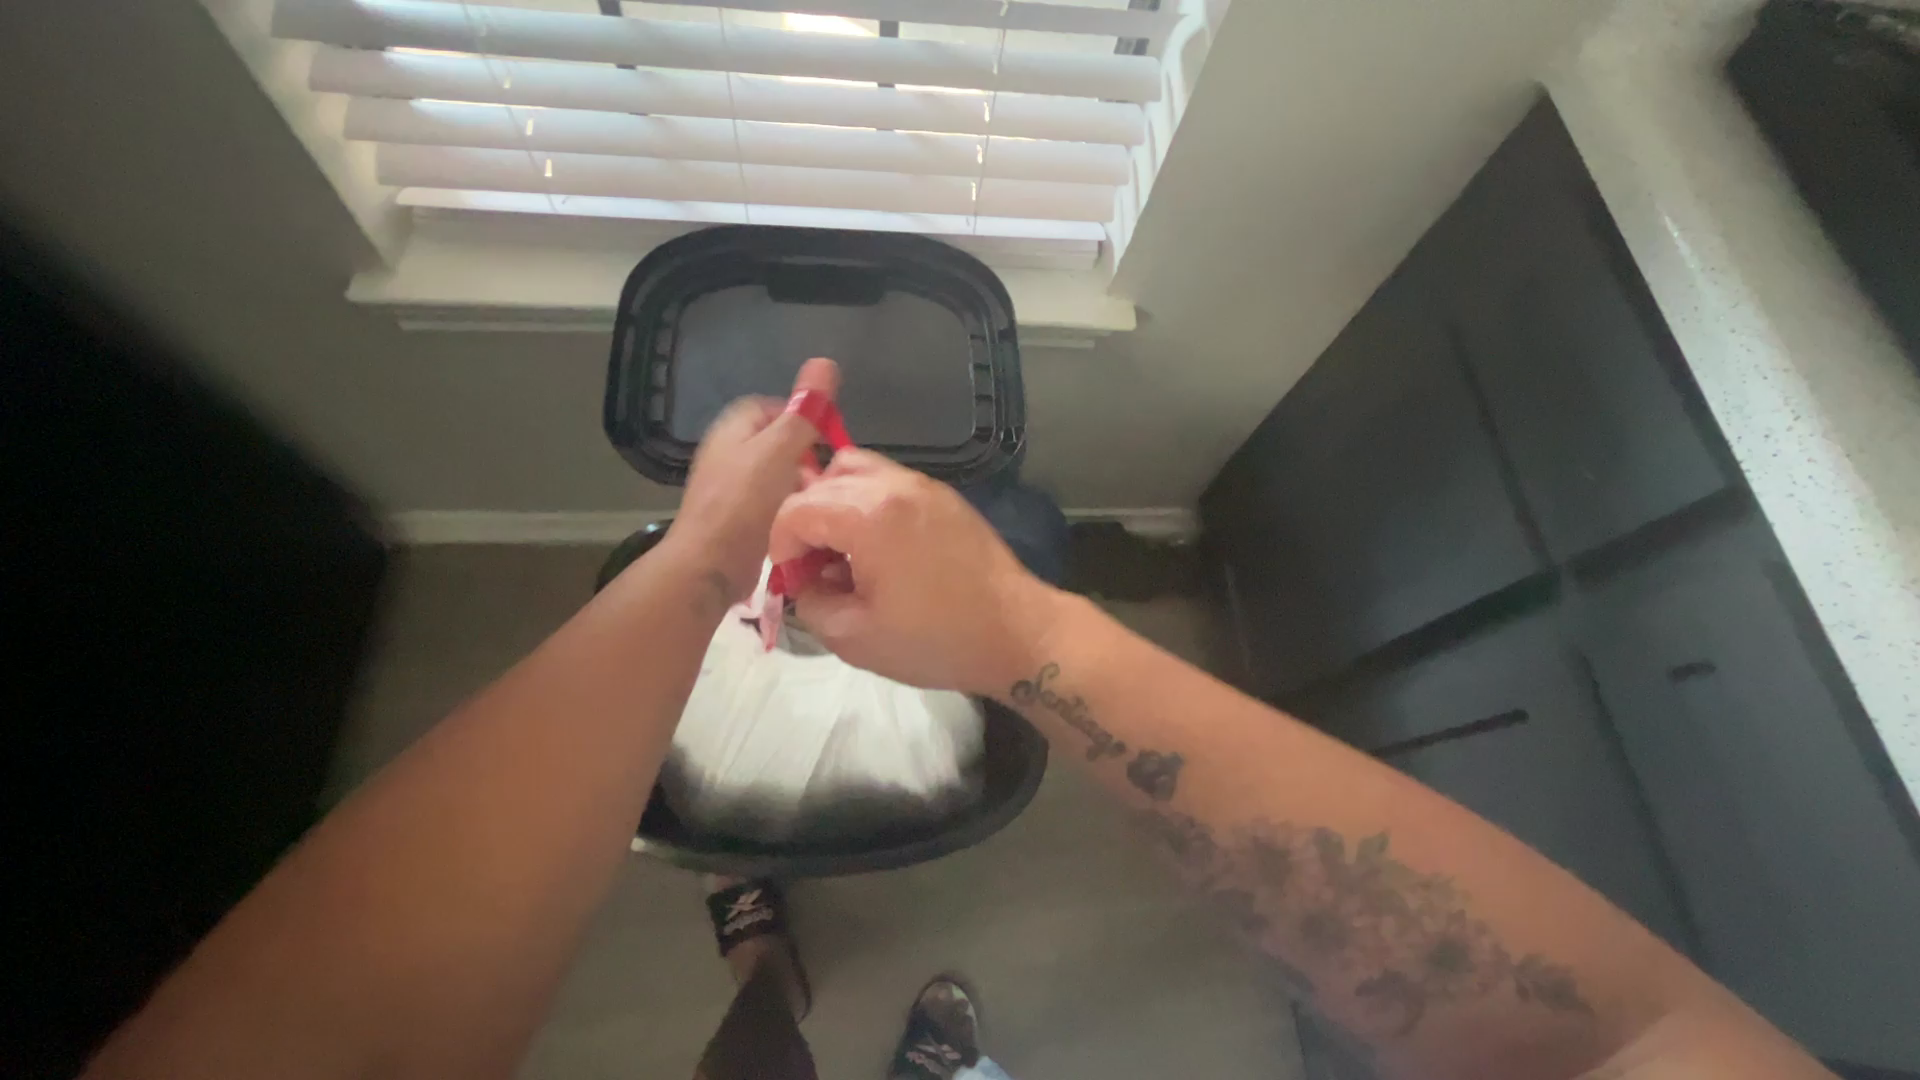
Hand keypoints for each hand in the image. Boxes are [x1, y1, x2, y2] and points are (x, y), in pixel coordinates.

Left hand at [667, 357, 838, 605]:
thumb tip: (825, 361)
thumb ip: (805, 412)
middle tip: (828, 475)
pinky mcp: (737, 517)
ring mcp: (730, 486)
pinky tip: (803, 521)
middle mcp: (728, 452)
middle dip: (805, 455)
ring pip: (777, 474)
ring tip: (820, 500)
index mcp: (734, 427)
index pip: (773, 406)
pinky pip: (770, 502)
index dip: (802, 417)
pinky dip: (788, 508)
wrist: (710, 565)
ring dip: (800, 485)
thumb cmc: (745, 502)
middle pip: (776, 441)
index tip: (827, 438)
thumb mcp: (780, 450)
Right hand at [768, 449, 1068, 695]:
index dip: (781, 547)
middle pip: (823, 481)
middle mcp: (895, 485)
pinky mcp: (945, 497)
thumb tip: (804, 580)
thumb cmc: (936, 641)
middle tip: (816, 569)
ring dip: (836, 505)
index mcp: (869, 514)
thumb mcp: (854, 637)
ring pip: (857, 470)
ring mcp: (925, 485)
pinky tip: (880, 550)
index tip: (793, 582)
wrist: (1016, 633)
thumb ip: (810, 601)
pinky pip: (889, 483)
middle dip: (806, 523)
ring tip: (844, 553)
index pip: (796, 509)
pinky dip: (868, 504)